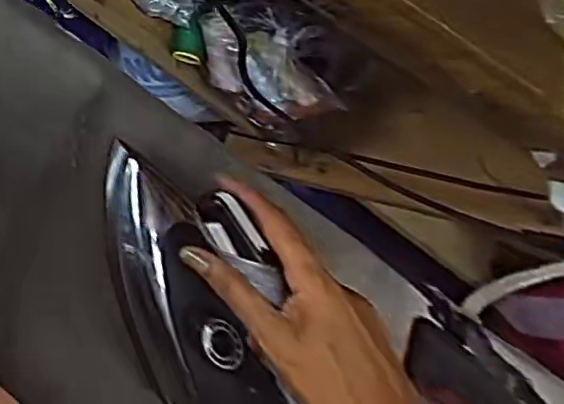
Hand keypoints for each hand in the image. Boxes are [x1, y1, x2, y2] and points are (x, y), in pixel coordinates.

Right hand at [180, 177, 413, 403]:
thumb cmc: (338, 390)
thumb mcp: (273, 337)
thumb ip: (234, 292)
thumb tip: (198, 257)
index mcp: (316, 281)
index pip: (277, 222)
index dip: (248, 196)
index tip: (227, 180)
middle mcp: (340, 287)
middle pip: (290, 246)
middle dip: (257, 240)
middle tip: (230, 235)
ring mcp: (356, 308)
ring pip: (307, 278)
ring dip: (279, 281)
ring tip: (261, 311)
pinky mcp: (364, 330)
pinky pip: (325, 302)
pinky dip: (301, 305)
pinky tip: (293, 332)